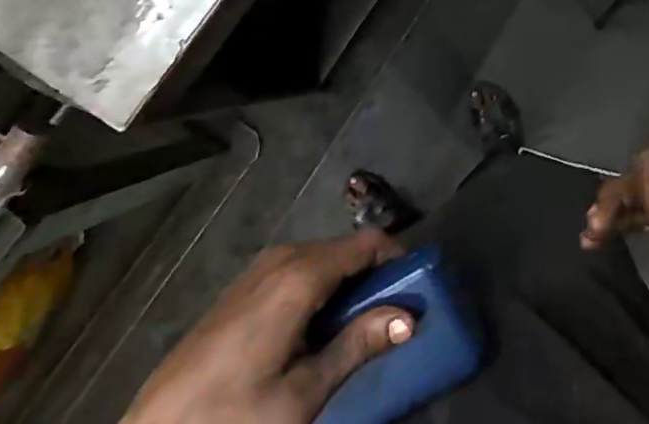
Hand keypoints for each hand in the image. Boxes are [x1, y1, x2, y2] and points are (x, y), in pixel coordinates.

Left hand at [123, 231, 415, 423]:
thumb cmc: (231, 418)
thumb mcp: (301, 394)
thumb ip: (356, 346)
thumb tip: (408, 316)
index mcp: (299, 275)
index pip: (365, 243)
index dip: (397, 258)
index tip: (417, 288)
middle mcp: (280, 259)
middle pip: (344, 249)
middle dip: (373, 275)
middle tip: (392, 316)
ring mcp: (256, 272)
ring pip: (320, 260)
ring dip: (346, 285)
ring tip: (359, 329)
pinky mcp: (241, 290)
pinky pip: (295, 272)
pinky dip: (319, 290)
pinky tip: (315, 333)